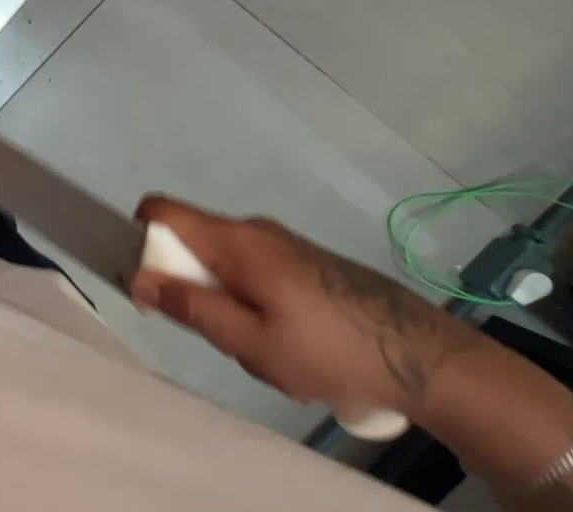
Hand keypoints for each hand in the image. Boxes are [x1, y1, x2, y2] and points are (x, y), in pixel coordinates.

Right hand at [131, 195, 483, 419]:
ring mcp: (284, 243)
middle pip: (190, 243)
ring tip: (266, 348)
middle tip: (222, 335)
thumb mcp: (251, 343)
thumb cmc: (334, 351)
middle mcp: (254, 229)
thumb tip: (139, 279)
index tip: (153, 287)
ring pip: (224, 263)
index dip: (138, 239)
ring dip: (226, 301)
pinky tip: (292, 342)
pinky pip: (254, 272)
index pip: (159, 210)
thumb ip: (189, 307)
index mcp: (234, 241)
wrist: (434, 362)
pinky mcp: (307, 261)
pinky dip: (254, 302)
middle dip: (190, 286)